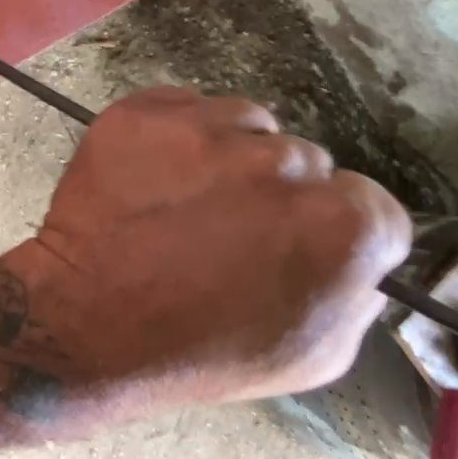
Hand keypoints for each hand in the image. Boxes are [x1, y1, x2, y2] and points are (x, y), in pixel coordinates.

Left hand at [1, 86, 411, 410]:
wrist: (87, 317)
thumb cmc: (202, 349)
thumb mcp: (317, 353)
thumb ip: (358, 293)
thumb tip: (363, 255)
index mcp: (339, 224)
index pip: (369, 202)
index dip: (335, 226)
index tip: (298, 243)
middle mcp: (278, 162)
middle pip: (303, 160)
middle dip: (279, 189)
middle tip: (231, 226)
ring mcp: (203, 130)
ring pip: (244, 123)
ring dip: (230, 151)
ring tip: (190, 197)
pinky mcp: (142, 112)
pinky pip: (183, 105)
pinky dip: (177, 131)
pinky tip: (157, 172)